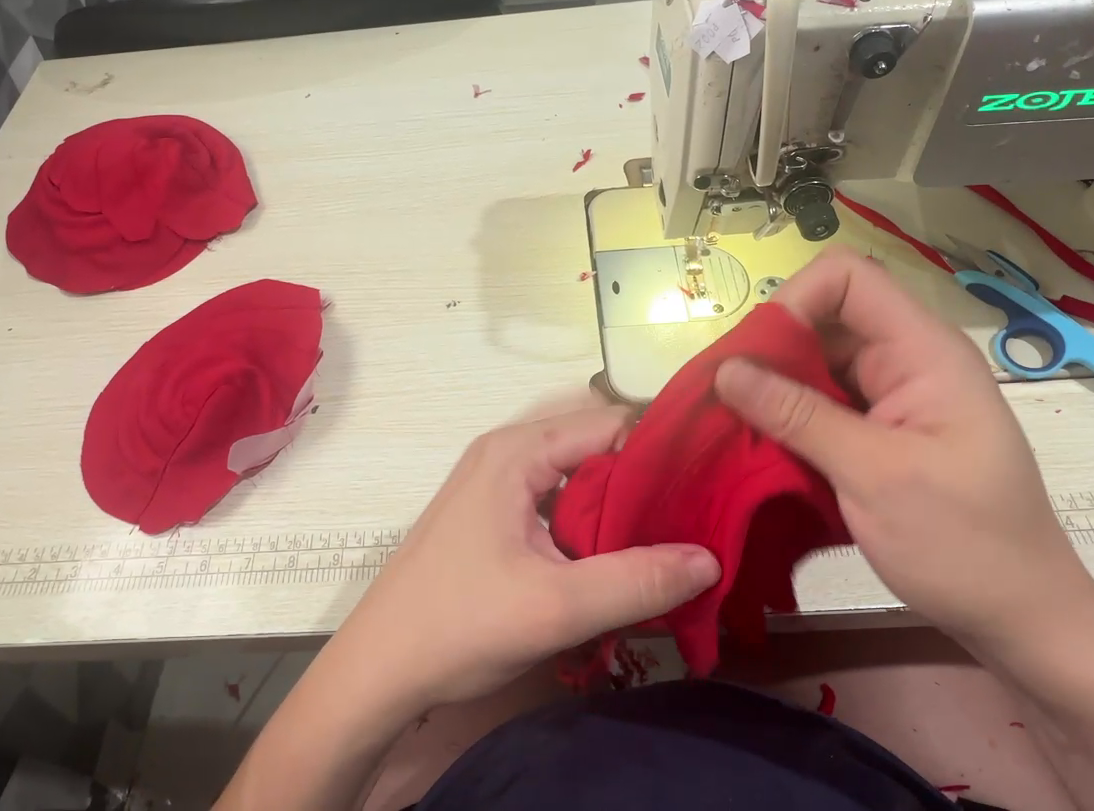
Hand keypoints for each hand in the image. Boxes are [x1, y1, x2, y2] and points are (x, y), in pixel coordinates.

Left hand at [322, 401, 720, 717]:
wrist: (380, 668)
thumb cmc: (459, 625)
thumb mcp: (556, 607)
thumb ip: (636, 580)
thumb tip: (710, 558)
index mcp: (517, 452)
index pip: (610, 425)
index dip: (663, 452)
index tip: (714, 486)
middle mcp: (507, 453)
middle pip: (596, 449)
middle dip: (647, 483)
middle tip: (703, 522)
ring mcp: (498, 484)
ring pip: (579, 480)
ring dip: (622, 509)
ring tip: (677, 541)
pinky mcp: (496, 516)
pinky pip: (559, 504)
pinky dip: (594, 526)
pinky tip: (624, 560)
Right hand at [713, 248, 1093, 648]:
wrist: (1021, 618)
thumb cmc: (965, 544)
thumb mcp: (876, 476)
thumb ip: (799, 416)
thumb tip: (724, 369)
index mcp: (923, 352)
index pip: (847, 279)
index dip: (794, 301)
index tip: (753, 357)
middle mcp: (905, 360)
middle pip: (822, 317)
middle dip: (769, 348)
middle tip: (724, 397)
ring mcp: (890, 396)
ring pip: (813, 361)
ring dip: (771, 386)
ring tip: (730, 422)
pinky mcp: (875, 430)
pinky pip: (818, 401)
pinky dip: (784, 416)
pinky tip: (757, 443)